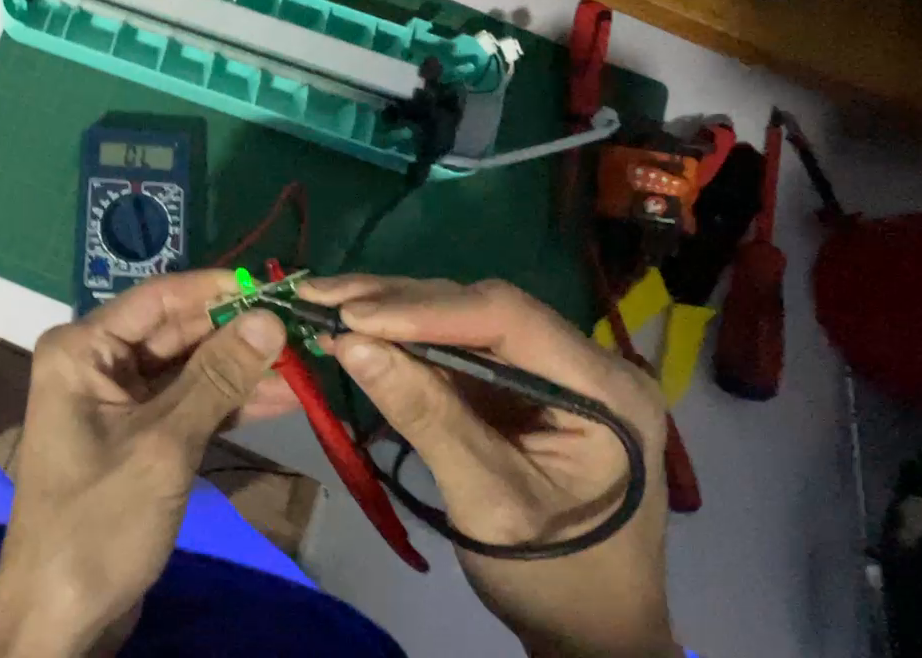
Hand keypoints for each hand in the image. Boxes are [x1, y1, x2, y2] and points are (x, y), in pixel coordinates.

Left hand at [0, 270, 290, 656]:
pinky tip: (279, 400)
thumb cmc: (101, 520)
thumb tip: (270, 319)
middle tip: (300, 330)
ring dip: (238, 369)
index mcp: (81, 348)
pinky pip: (185, 403)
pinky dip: (226, 404)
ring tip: (302, 365)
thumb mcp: (165, 445)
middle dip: (234, 333)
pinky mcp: (136, 435)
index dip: (216, 291)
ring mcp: (115, 400)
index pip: (157, 299)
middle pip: (173, 332)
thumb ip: (217, 379)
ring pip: (185, 368)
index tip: (274, 287)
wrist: (61, 613)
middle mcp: (94, 362)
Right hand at [304, 275, 680, 657]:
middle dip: (394, 301)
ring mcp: (549, 368)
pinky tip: (355, 330)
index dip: (423, 309)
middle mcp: (581, 361)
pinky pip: (453, 343)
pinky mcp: (517, 382)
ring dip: (388, 310)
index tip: (350, 316)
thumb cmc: (554, 577)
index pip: (506, 318)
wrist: (589, 627)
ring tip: (324, 304)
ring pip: (460, 316)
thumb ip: (425, 416)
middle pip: (478, 306)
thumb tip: (348, 343)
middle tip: (319, 297)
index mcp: (602, 388)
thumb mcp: (487, 500)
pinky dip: (399, 337)